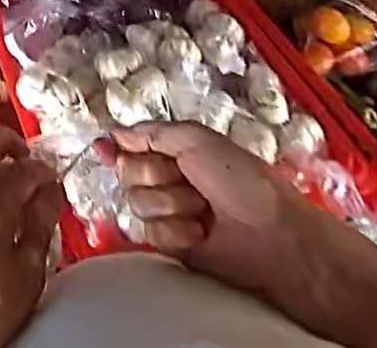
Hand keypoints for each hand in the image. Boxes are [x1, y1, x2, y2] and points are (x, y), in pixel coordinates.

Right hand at [111, 121, 308, 298]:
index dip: (116, 146)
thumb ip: (152, 132)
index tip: (105, 148)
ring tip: (200, 208)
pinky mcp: (172, 244)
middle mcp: (166, 178)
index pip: (129, 144)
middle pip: (127, 172)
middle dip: (153, 174)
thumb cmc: (241, 179)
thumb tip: (115, 133)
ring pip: (137, 202)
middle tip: (184, 178)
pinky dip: (174, 231)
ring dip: (169, 203)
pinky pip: (150, 233)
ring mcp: (168, 211)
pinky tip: (198, 231)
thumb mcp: (196, 139)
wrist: (271, 235)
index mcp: (172, 149)